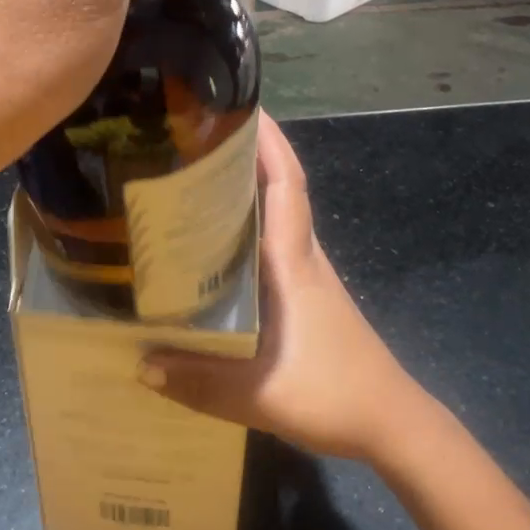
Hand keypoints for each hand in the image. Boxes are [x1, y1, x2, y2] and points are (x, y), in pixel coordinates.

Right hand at [139, 111, 433, 461]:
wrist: (391, 424)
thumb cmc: (332, 393)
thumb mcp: (258, 394)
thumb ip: (197, 380)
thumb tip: (137, 362)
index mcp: (293, 262)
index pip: (287, 184)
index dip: (269, 141)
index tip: (241, 105)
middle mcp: (299, 258)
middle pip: (276, 189)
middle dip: (242, 155)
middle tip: (188, 138)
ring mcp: (304, 277)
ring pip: (272, 218)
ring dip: (241, 191)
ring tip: (186, 179)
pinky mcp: (302, 297)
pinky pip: (268, 247)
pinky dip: (242, 230)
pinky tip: (207, 247)